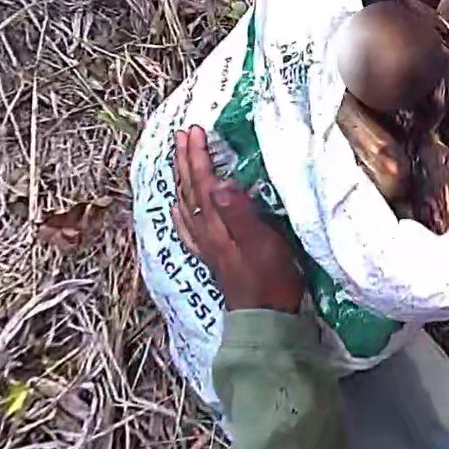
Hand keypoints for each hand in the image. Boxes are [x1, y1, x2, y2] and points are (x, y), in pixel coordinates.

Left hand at [172, 126, 304, 312]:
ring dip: (182, 179)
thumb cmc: (269, 278)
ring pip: (186, 204)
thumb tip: (220, 184)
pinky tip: (179, 208)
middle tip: (182, 135)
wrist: (265, 318)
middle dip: (185, 161)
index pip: (203, 183)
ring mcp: (208, 244)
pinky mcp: (214, 254)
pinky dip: (182, 209)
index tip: (195, 130)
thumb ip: (240, 214)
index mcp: (218, 225)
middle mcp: (207, 232)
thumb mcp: (261, 243)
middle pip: (190, 191)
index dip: (198, 156)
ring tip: (178, 159)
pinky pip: (189, 225)